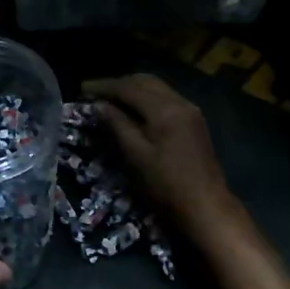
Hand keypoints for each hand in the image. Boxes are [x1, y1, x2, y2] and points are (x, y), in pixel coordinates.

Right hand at [83, 74, 246, 242]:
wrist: (207, 207)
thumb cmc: (166, 184)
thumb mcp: (135, 155)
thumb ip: (117, 124)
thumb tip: (99, 105)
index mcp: (164, 109)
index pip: (128, 88)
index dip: (103, 86)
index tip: (82, 88)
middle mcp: (180, 102)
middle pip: (144, 81)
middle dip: (118, 83)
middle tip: (95, 92)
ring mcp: (190, 110)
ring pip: (157, 87)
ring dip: (133, 88)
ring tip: (110, 98)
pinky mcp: (194, 120)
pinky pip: (166, 97)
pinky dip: (146, 97)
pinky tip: (133, 108)